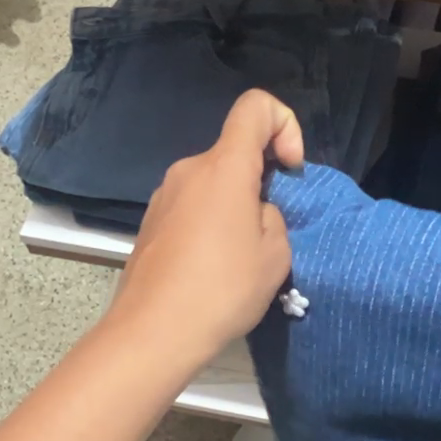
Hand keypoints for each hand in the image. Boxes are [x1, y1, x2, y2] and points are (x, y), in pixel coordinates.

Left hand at [107, 90, 305, 366]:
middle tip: (268, 235)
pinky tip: (211, 271)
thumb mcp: (275, 255)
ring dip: (234, 209)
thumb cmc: (222, 289)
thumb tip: (255, 212)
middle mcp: (188, 171)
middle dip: (260, 183)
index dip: (284, 125)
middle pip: (233, 154)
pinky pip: (191, 210)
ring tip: (239, 260)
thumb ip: (274, 217)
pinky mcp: (149, 225)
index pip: (255, 107)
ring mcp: (163, 198)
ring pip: (212, 186)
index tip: (290, 170)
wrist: (152, 332)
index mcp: (223, 167)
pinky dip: (209, 226)